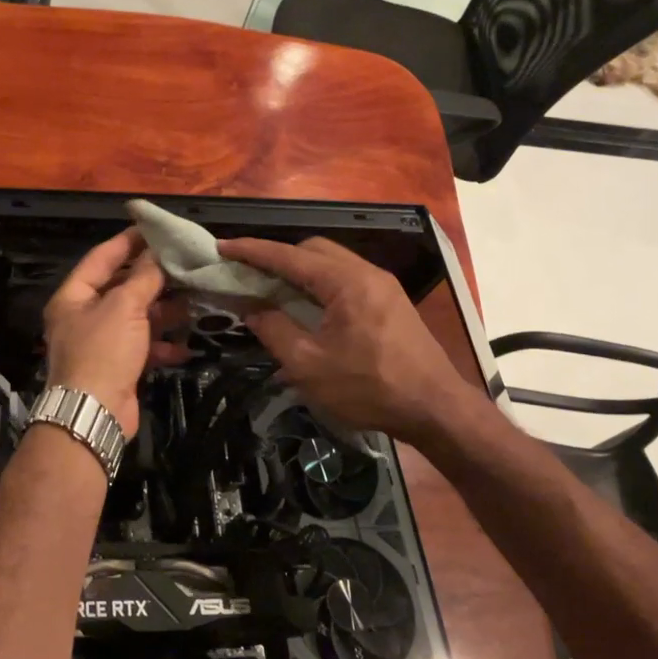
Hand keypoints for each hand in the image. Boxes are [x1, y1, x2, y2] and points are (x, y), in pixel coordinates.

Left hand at [44, 230, 187, 434]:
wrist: (93, 414)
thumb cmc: (103, 352)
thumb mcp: (124, 307)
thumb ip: (144, 278)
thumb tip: (159, 253)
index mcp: (73, 296)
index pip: (101, 258)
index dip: (127, 242)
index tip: (154, 229)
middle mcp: (83, 317)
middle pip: (121, 288)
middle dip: (153, 279)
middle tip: (184, 263)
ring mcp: (100, 344)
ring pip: (136, 318)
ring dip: (163, 312)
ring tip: (195, 299)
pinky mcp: (117, 368)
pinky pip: (142, 348)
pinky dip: (162, 345)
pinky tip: (187, 344)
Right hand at [217, 236, 484, 443]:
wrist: (436, 410)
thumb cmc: (369, 388)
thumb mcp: (309, 365)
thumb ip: (275, 330)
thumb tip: (252, 308)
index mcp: (346, 283)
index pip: (289, 256)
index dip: (252, 251)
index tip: (221, 248)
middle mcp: (366, 274)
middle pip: (313, 249)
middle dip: (277, 256)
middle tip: (247, 274)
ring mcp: (383, 287)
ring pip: (331, 263)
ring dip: (299, 270)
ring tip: (271, 289)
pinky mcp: (391, 303)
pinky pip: (346, 279)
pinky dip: (319, 283)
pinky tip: (305, 306)